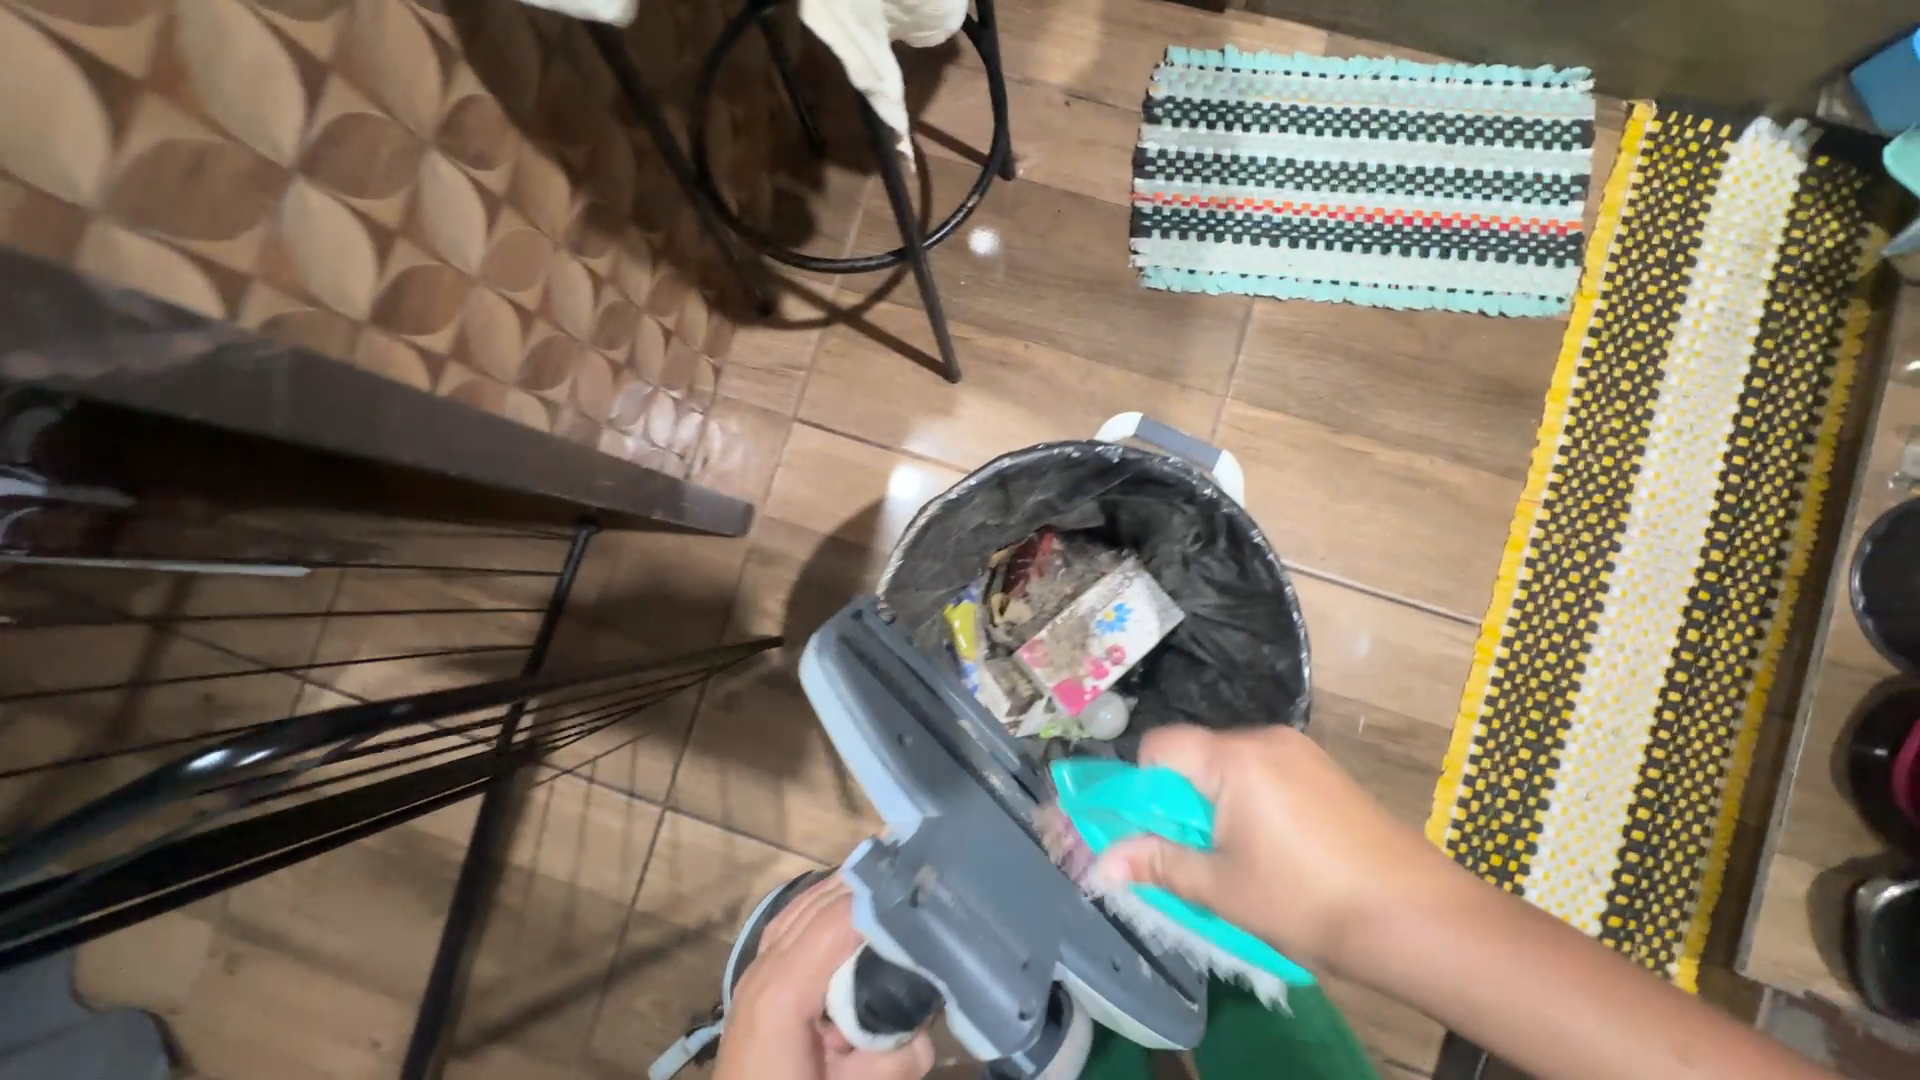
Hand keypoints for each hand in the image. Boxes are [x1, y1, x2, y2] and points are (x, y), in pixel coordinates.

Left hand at [716, 876, 934, 1079]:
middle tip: (914, 883)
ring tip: (890, 890)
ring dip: (846, 893)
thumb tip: (924, 1033)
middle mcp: (765, 967)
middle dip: (868, 888)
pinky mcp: (758, 977)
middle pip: (821, 901)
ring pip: (805, 903)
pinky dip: (823, 907)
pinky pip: (792, 921)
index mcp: (783, 993)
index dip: (879, 899)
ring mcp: (755, 969)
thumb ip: (893, 1062)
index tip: (920, 892)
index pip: (837, 919)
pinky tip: (850, 914)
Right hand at [1092, 724, 1457, 977]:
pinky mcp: (1325, 770)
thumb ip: (1156, 863)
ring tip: (1238, 859)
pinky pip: (1264, 773)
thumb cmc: (1308, 902)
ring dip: (1215, 804)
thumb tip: (1098, 865)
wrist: (1420, 919)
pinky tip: (1275, 849)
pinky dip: (1250, 803)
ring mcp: (1300, 751)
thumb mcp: (1221, 889)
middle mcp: (1265, 739)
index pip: (1159, 747)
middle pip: (1194, 755)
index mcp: (1234, 758)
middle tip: (1195, 856)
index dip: (1141, 787)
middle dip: (1180, 801)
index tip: (1153, 833)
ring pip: (1229, 766)